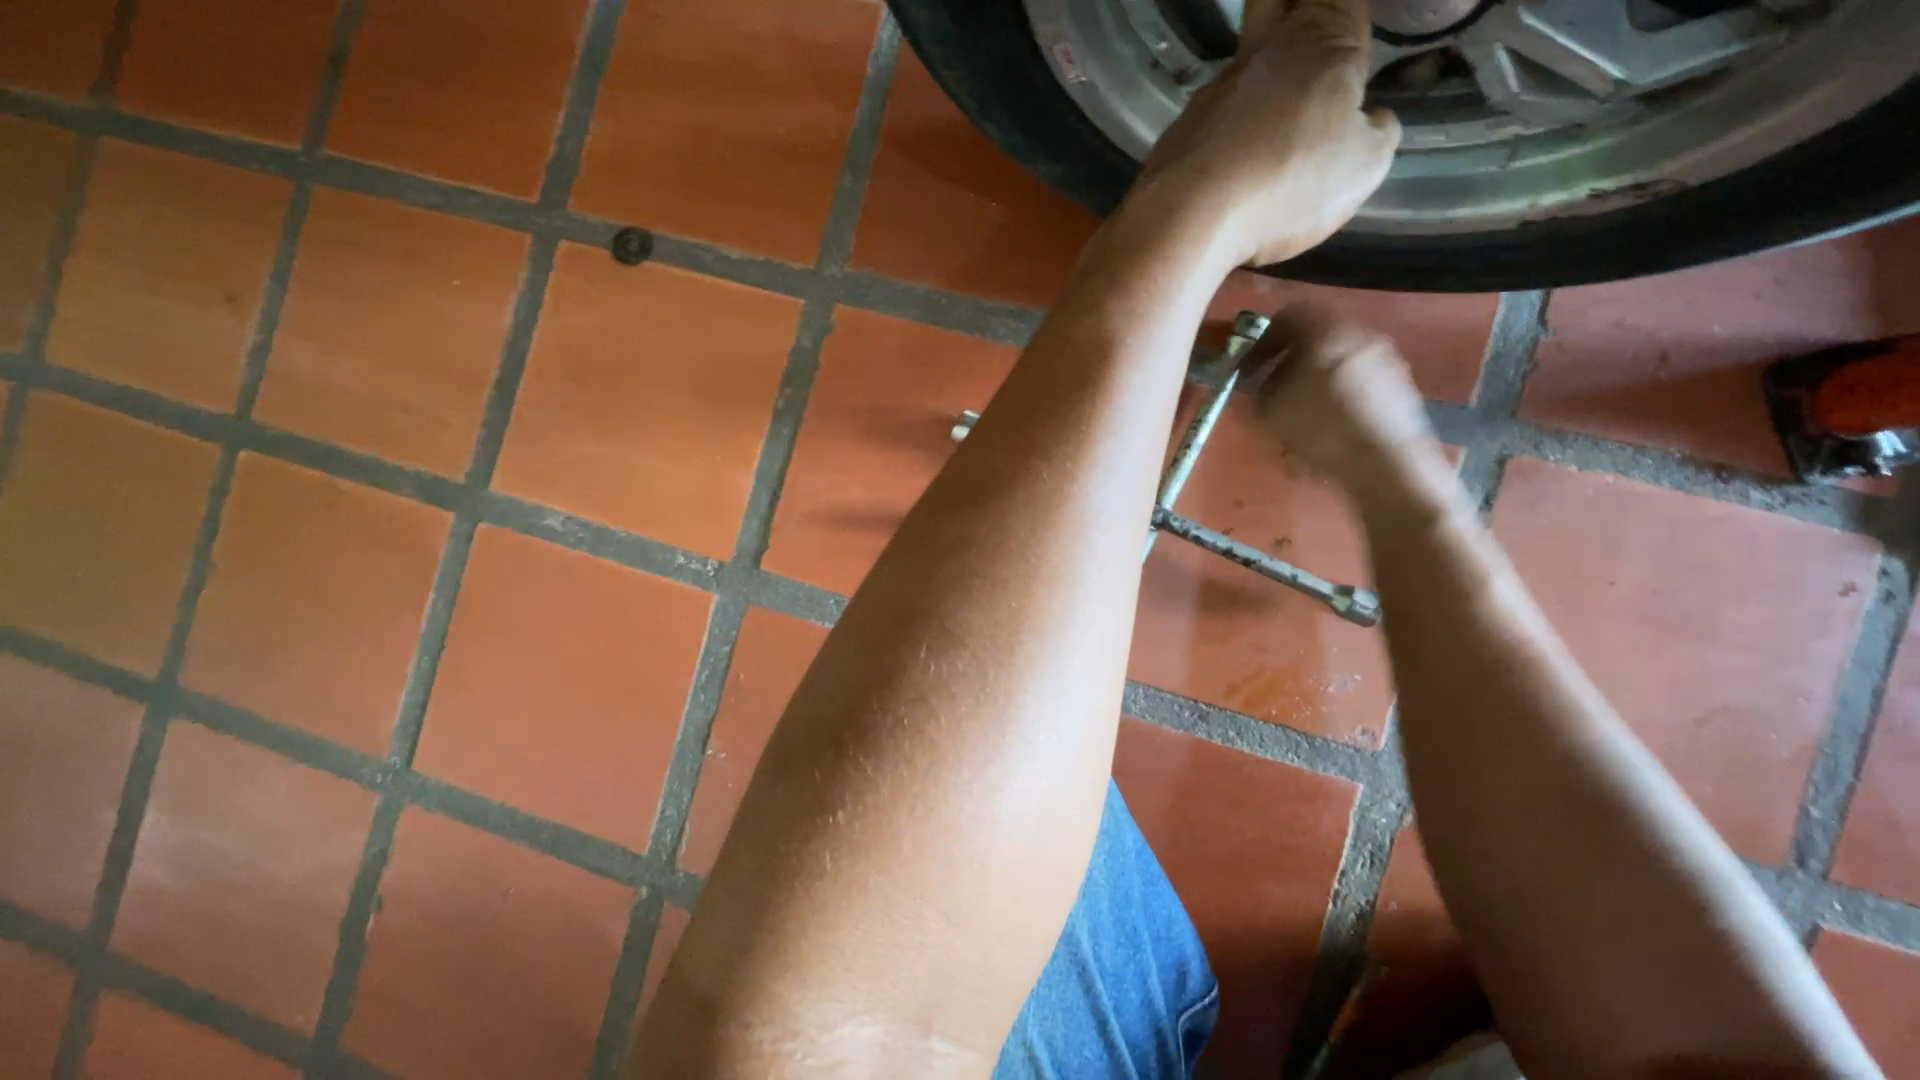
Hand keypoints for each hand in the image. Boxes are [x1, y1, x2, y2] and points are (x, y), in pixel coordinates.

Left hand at [1130, 0, 1401, 266]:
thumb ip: (1376, 133)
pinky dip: (1230, 122)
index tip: (1347, 20)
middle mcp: (1265, 52)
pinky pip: (1216, 110)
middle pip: (1276, 2)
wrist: (1187, 217)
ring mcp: (1216, 89)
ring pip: (1244, 58)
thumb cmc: (1290, 181)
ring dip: (1260, 69)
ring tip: (1278, 102)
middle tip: (1302, 23)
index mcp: (1322, 44)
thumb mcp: (1364, 165)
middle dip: (1291, 6)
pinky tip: (1238, 153)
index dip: (1345, 6)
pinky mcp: (1183, 127)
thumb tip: (1371, 120)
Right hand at [1247, 304, 1443, 501]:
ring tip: (1301, 417)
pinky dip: (1339, 398)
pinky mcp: (1400, 387)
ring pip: (1338, 363)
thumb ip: (1259, 389)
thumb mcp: (1271, 411)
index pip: (1287, 317)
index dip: (1263, 342)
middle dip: (1291, 364)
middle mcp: (1360, 335)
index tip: (1250, 369)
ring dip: (1315, 383)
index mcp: (1326, 331)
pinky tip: (1329, 429)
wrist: (1386, 462)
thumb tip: (1260, 383)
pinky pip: (1358, 384)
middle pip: (1316, 339)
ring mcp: (1386, 360)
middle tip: (1274, 389)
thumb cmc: (1320, 429)